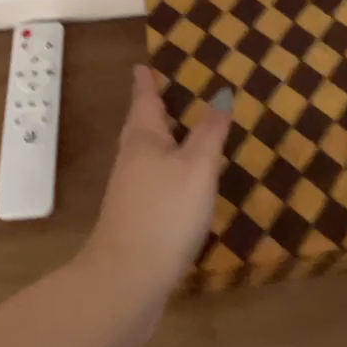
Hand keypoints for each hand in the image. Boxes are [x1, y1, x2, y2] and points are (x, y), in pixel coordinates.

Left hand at [78, 65, 231, 296]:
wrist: (126, 280)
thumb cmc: (164, 213)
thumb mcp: (197, 167)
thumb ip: (209, 131)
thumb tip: (220, 94)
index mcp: (143, 138)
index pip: (144, 99)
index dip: (146, 81)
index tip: (143, 65)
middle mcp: (131, 159)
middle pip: (140, 125)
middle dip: (152, 108)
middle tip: (163, 91)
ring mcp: (129, 191)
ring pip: (145, 153)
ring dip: (159, 139)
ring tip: (178, 131)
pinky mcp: (134, 219)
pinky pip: (151, 180)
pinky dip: (164, 169)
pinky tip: (179, 182)